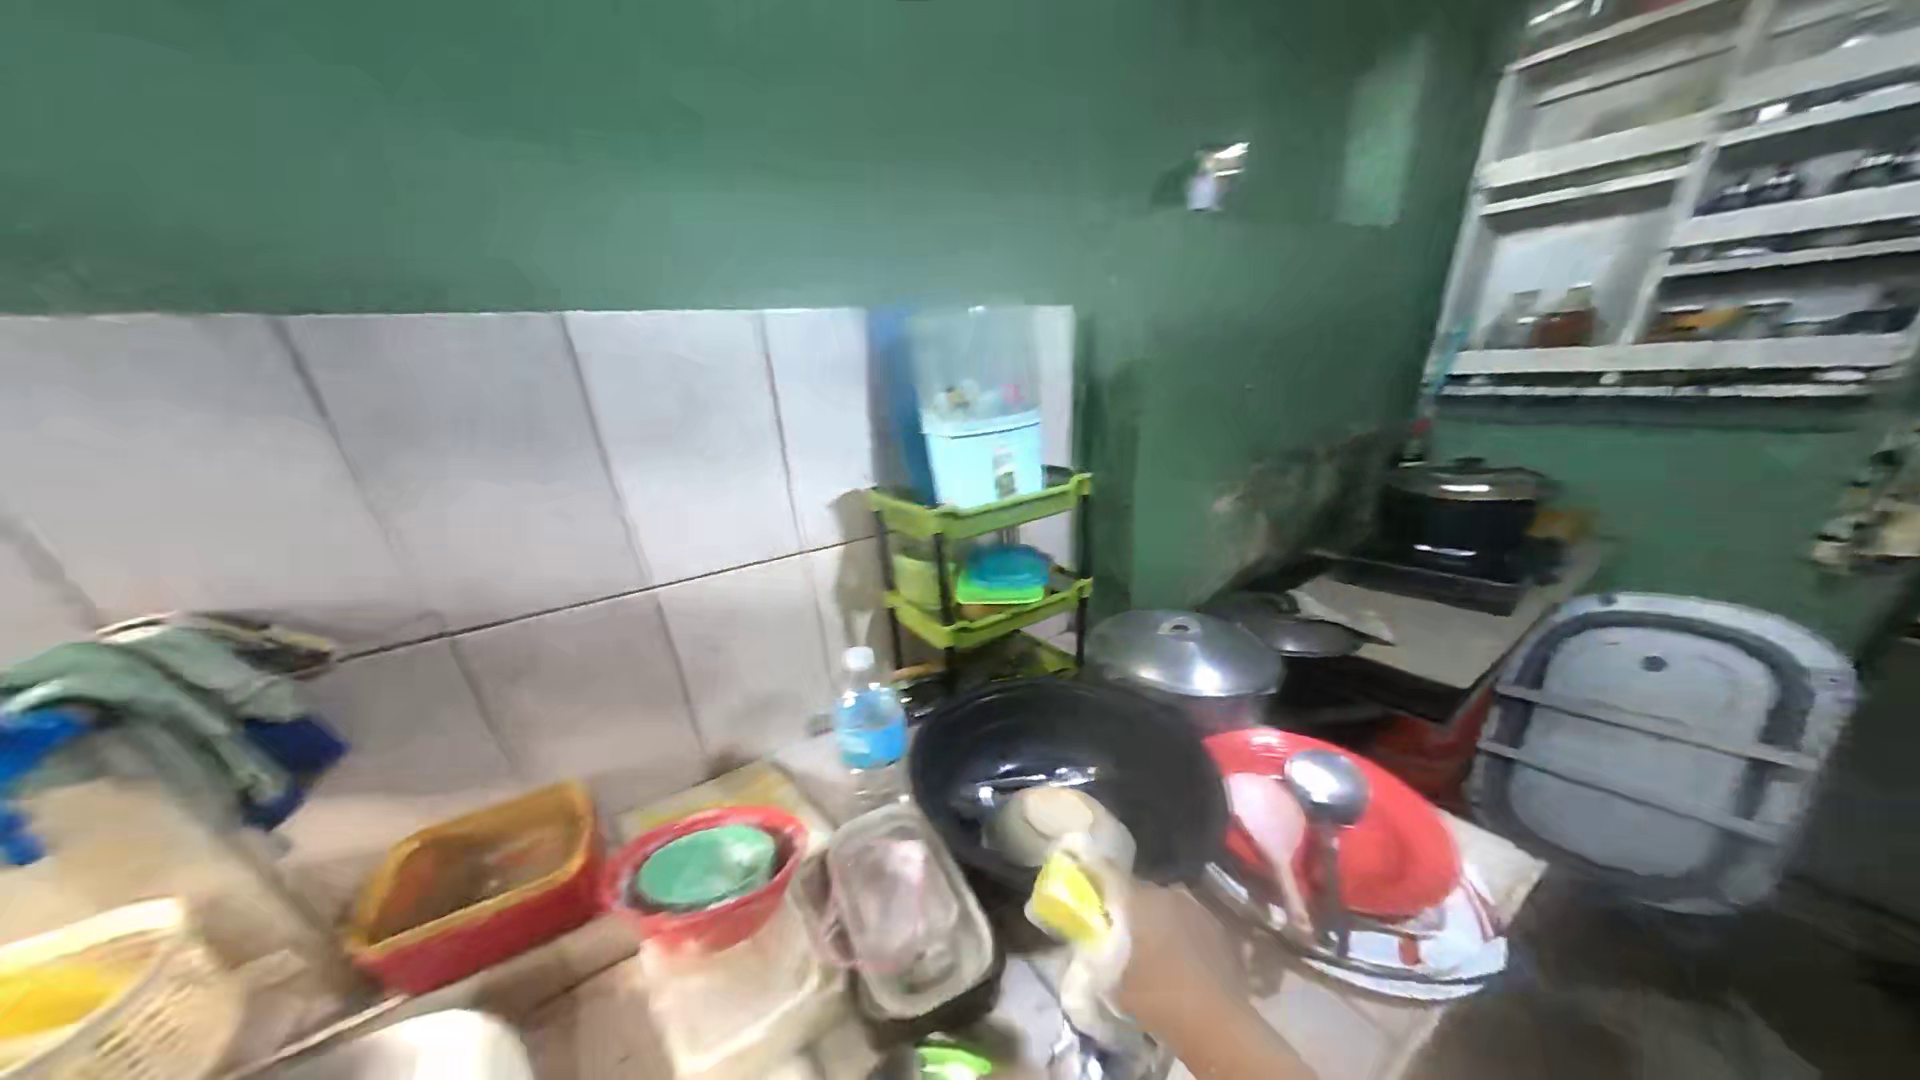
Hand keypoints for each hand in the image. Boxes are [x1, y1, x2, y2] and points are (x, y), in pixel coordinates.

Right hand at [1111, 881, 1246, 1030]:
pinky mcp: (1224, 931)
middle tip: (1126, 933)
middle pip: (1144, 892)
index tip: (1093, 896)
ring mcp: (1201, 910)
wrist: (1221, 1026)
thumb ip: (1101, 959)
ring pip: (1172, 907)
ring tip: (1157, 948)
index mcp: (1141, 899)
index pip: (1112, 876)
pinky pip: (1195, 924)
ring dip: (1163, 921)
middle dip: (1135, 909)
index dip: (1100, 884)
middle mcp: (1171, 894)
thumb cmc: (1162, 1000)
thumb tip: (1098, 949)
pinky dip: (1187, 936)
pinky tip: (1185, 960)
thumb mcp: (1115, 985)